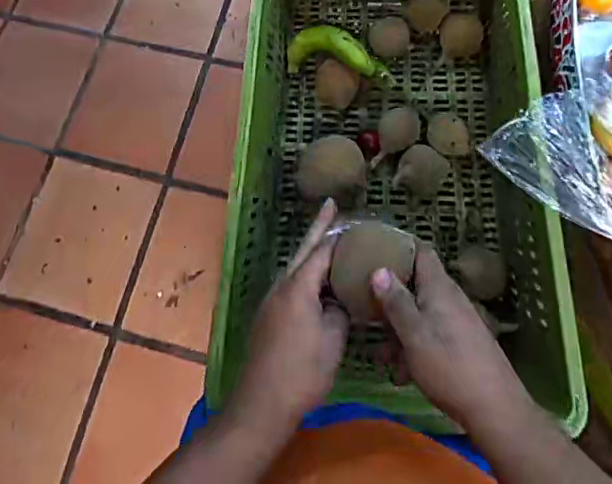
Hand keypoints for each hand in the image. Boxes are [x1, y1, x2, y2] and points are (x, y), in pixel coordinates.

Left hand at [228, 199, 348, 430]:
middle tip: (330, 205)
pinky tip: (320, 283)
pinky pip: (292, 285)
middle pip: (304, 250)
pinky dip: (307, 275)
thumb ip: (340, 311)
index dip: (337, 233)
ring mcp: (272, 301)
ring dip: (313, 253)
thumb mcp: (333, 341)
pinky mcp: (269, 317)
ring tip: (332, 242)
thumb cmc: (301, 373)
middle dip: (318, 228)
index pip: (321, 250)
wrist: (260, 407)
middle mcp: (282, 286)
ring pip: (296, 268)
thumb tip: (339, 301)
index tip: (352, 216)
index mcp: (298, 286)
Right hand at [370, 244, 531, 432]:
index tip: (375, 250)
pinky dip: (414, 347)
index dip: (400, 246)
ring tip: (382, 356)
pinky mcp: (462, 344)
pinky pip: (431, 334)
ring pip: (421, 313)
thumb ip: (396, 302)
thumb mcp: (414, 335)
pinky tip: (403, 374)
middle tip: (368, 308)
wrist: (495, 409)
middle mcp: (450, 297)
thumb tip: (379, 268)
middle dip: (392, 297)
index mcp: (439, 287)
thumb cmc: (449, 366)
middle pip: (417, 284)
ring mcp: (458, 321)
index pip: (421, 251)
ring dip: (400, 330)